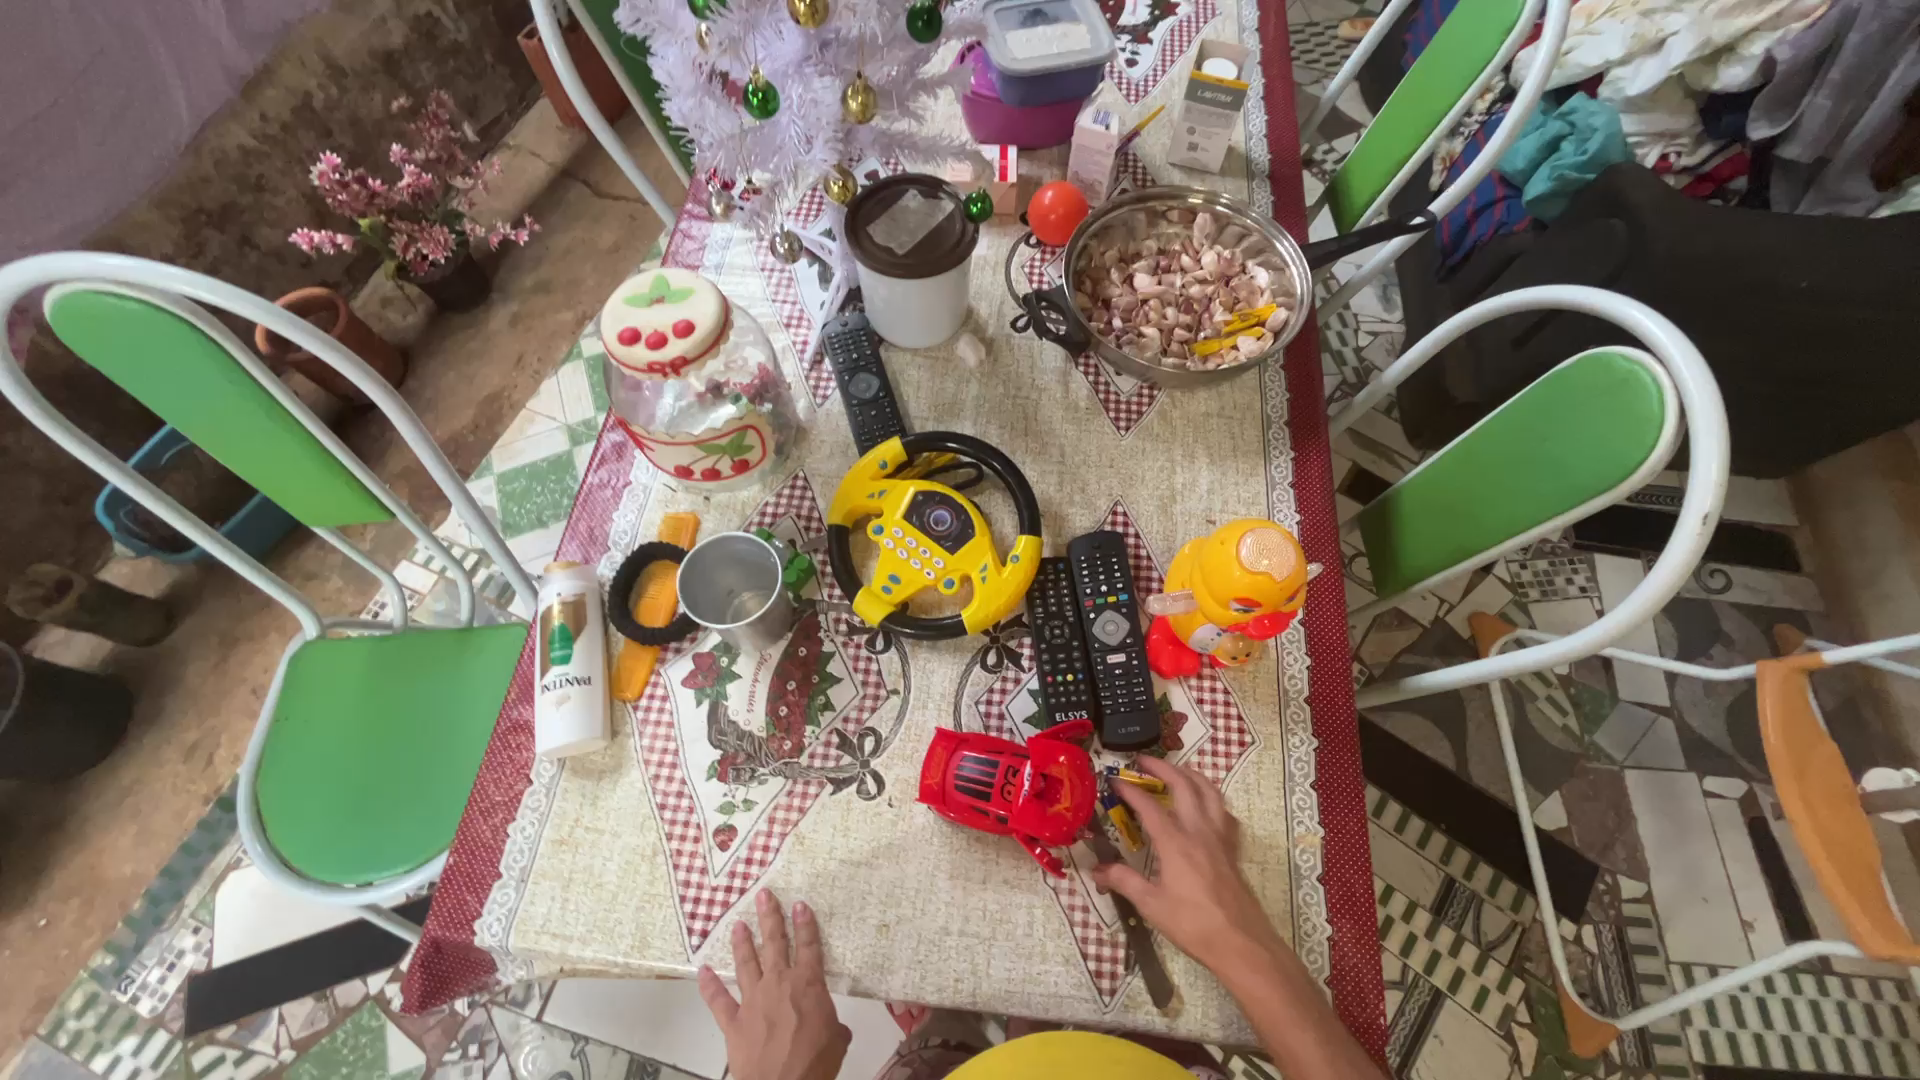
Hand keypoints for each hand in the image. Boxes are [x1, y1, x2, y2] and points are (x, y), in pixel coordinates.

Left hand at [698, 889, 850, 1079]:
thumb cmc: (815, 1063)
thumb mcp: (837, 1041)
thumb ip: (834, 1027)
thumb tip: (836, 1029)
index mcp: (807, 984)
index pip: (809, 945)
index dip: (805, 923)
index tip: (799, 903)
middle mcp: (778, 983)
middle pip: (774, 943)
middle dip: (769, 917)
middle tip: (763, 895)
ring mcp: (752, 1000)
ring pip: (746, 963)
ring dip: (742, 942)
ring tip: (737, 924)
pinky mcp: (733, 1022)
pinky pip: (718, 1000)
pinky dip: (709, 985)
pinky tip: (702, 970)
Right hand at [1089, 756, 1284, 979]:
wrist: (1242, 945)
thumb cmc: (1194, 925)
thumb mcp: (1152, 906)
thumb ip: (1124, 881)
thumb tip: (1097, 870)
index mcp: (1175, 842)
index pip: (1149, 805)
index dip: (1130, 790)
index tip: (1114, 780)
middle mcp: (1199, 831)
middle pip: (1183, 786)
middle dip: (1162, 768)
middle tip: (1143, 762)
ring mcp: (1220, 839)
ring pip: (1210, 793)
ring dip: (1192, 775)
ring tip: (1177, 771)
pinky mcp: (1232, 851)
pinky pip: (1225, 814)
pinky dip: (1214, 801)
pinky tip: (1207, 807)